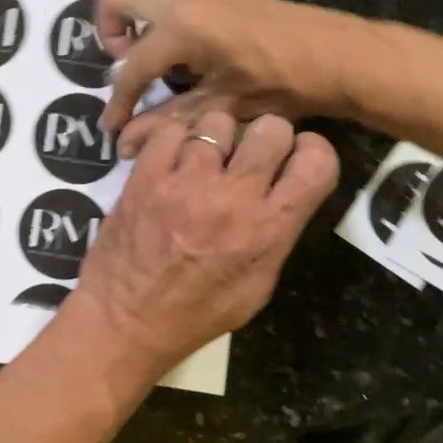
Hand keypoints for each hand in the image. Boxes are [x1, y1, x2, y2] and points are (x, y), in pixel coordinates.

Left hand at [68, 111, 340, 378]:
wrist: (126, 319)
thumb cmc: (196, 312)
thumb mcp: (258, 286)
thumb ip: (276, 233)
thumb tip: (284, 193)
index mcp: (268, 229)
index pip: (316, 162)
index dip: (312, 152)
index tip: (295, 159)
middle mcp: (232, 197)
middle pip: (271, 128)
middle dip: (267, 137)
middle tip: (250, 157)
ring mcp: (185, 181)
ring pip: (218, 122)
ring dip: (217, 138)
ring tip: (206, 161)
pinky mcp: (145, 175)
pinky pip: (170, 131)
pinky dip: (175, 141)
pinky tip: (173, 163)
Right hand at [96, 0, 374, 156]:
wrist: (341, 57)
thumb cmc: (284, 85)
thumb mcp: (221, 108)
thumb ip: (166, 121)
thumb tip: (123, 143)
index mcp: (183, 26)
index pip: (131, 65)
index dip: (118, 100)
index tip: (114, 125)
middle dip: (111, 35)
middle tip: (130, 70)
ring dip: (139, 27)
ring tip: (159, 69)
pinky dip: (164, 23)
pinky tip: (189, 59)